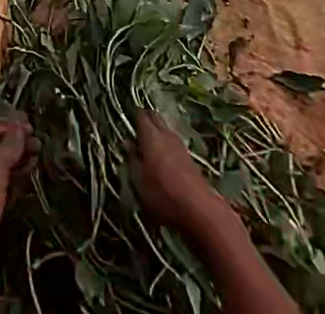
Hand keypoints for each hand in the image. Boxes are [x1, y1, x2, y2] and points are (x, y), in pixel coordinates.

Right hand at [134, 110, 223, 230]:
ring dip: (157, 131)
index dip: (133, 116)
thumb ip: (132, 159)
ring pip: (165, 128)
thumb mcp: (138, 181)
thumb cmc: (162, 194)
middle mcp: (166, 134)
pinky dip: (165, 142)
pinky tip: (161, 155)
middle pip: (155, 118)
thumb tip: (127, 144)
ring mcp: (179, 144)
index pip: (141, 116)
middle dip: (146, 119)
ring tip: (146, 142)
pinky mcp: (188, 156)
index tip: (126, 120)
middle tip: (135, 129)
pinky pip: (172, 141)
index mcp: (151, 136)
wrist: (197, 207)